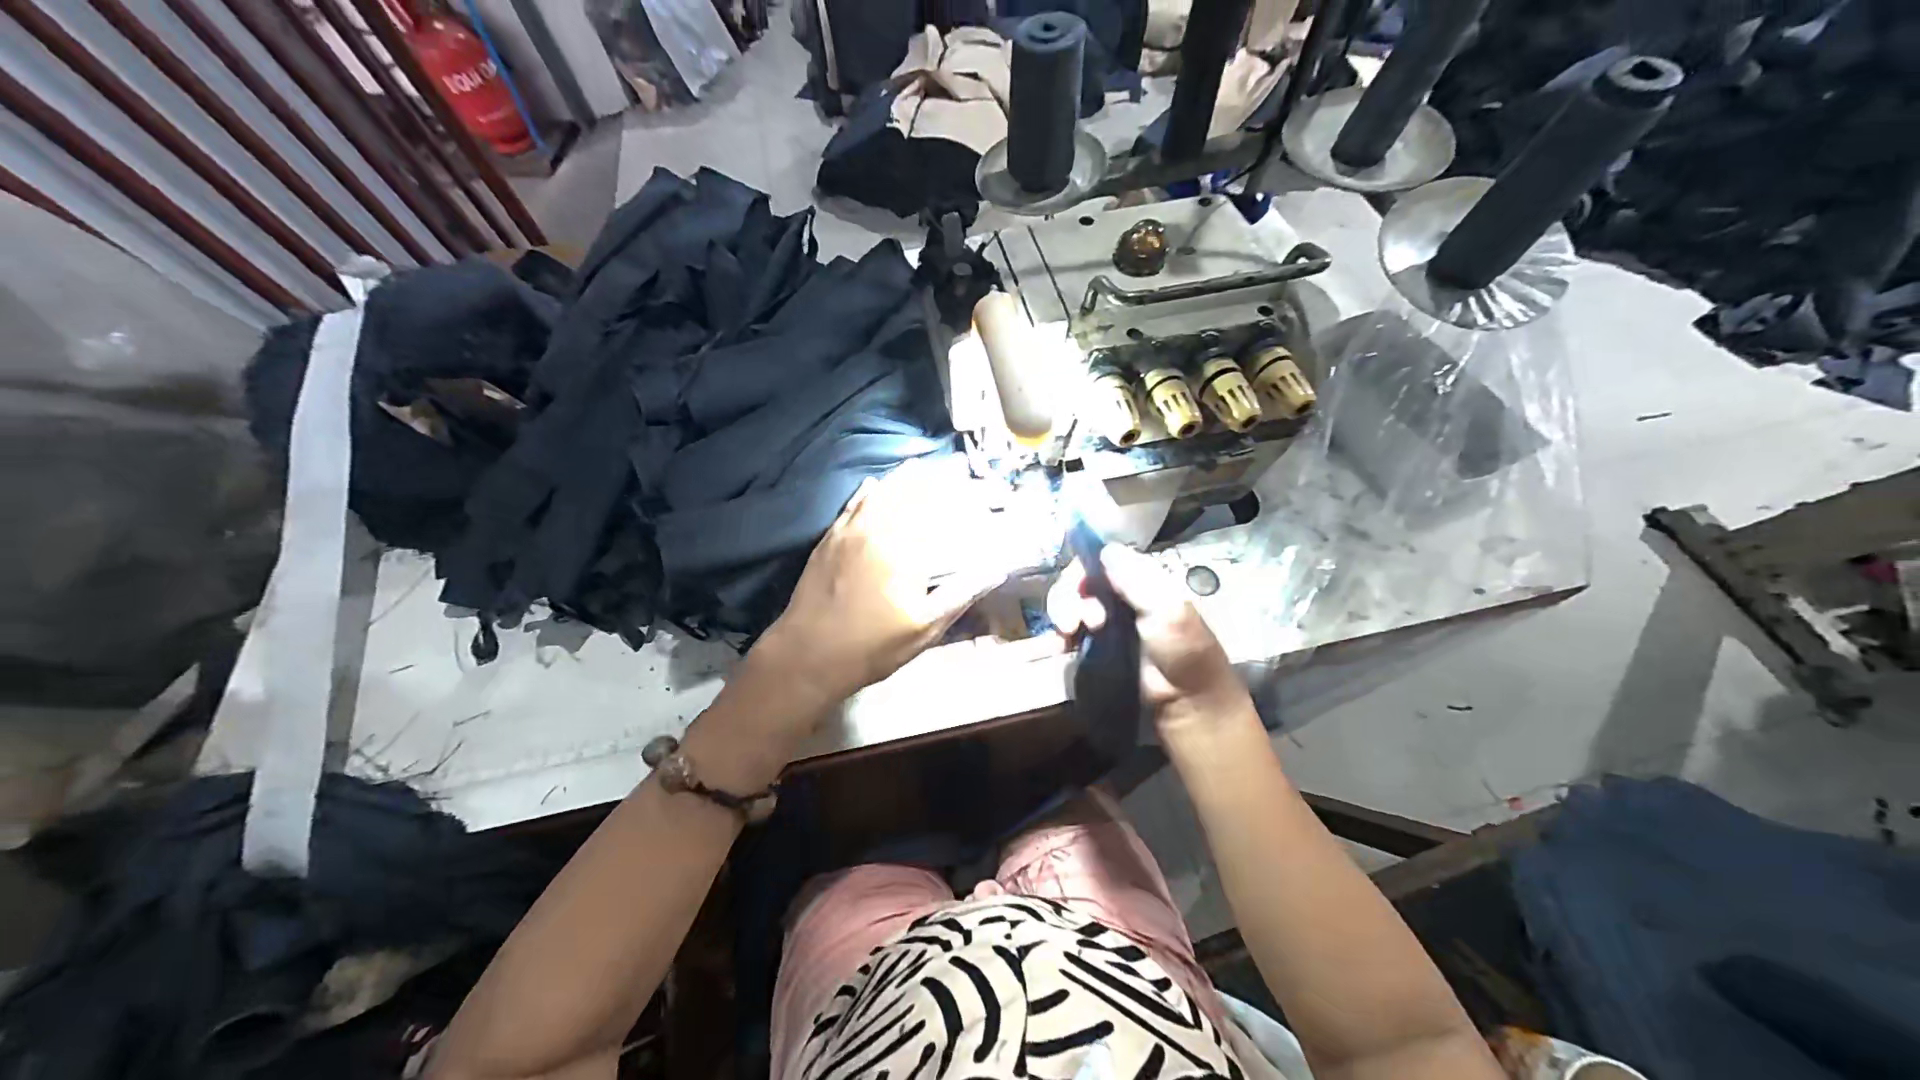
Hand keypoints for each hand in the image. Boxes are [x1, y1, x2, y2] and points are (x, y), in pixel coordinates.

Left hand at [751, 463, 1006, 708]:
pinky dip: (868, 491)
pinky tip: (875, 483)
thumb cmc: (873, 647)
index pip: (939, 512)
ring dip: (903, 478)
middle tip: (954, 465)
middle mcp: (879, 531)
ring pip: (881, 495)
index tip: (977, 483)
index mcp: (906, 551)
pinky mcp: (829, 539)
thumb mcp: (925, 628)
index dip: (960, 496)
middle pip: (911, 495)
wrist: (807, 654)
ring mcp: (850, 532)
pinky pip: (852, 505)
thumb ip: (961, 593)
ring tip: (921, 464)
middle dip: (934, 478)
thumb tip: (996, 568)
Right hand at [1047, 544, 1252, 740]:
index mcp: (1139, 578)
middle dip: (1067, 597)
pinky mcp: (1092, 646)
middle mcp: (1118, 594)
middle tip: (1072, 624)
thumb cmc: (1182, 651)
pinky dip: (1057, 635)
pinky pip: (1065, 631)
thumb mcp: (1167, 610)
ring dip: (1062, 615)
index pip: (1099, 559)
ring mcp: (1103, 621)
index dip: (1082, 570)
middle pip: (1077, 581)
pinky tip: (1060, 646)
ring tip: (1067, 637)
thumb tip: (1106, 549)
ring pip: (1067, 604)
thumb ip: (1138, 580)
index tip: (1079, 590)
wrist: (1185, 702)